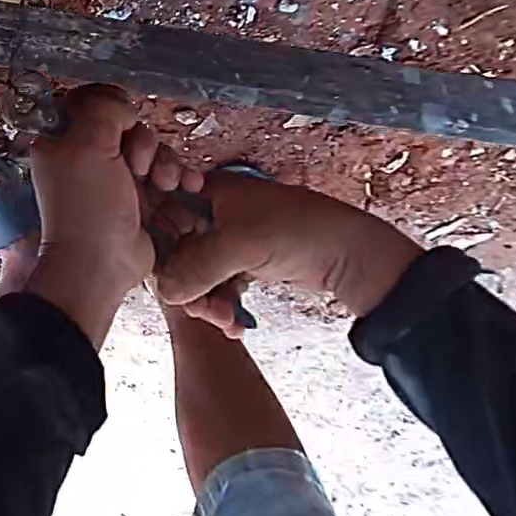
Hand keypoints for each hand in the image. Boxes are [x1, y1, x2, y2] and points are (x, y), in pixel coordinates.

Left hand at [25, 85, 199, 346]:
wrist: (102, 264)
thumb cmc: (87, 210)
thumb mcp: (88, 147)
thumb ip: (103, 111)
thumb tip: (121, 104)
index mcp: (61, 141)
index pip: (90, 102)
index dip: (113, 109)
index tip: (125, 123)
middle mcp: (85, 155)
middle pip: (126, 125)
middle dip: (143, 142)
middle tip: (139, 166)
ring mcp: (112, 176)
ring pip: (149, 147)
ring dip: (163, 161)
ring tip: (163, 183)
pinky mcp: (137, 195)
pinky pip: (162, 171)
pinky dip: (176, 176)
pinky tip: (184, 185)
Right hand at [154, 170, 422, 326]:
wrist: (354, 255)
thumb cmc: (296, 231)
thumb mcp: (238, 245)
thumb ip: (195, 267)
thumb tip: (164, 291)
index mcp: (208, 190)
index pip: (167, 213)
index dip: (161, 245)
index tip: (163, 274)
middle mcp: (215, 210)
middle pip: (181, 248)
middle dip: (188, 283)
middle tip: (201, 311)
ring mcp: (230, 237)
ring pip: (199, 270)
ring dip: (207, 299)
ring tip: (223, 322)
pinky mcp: (245, 260)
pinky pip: (220, 283)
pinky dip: (224, 304)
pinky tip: (234, 325)